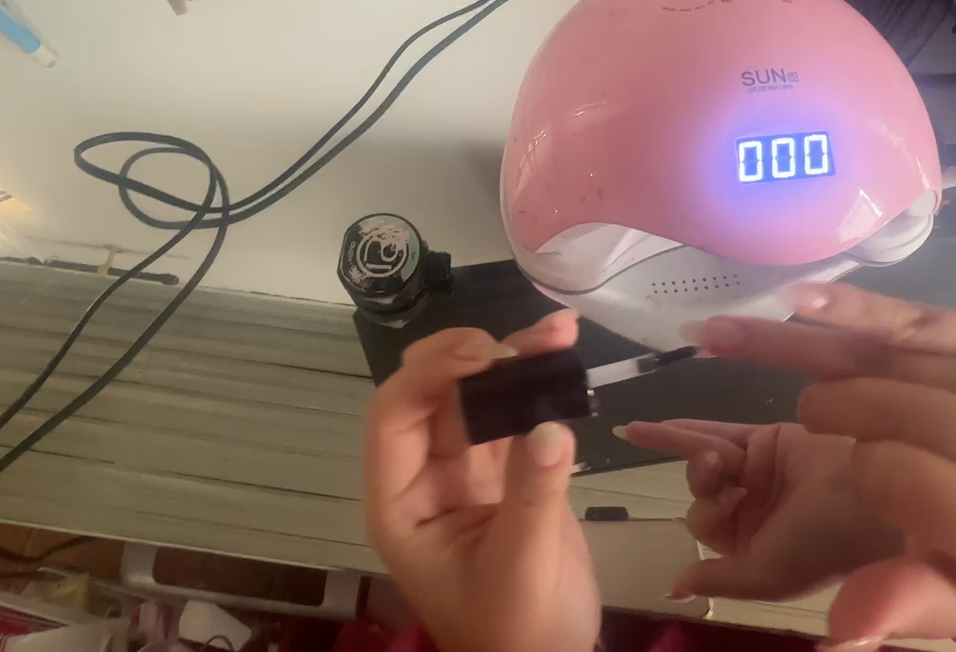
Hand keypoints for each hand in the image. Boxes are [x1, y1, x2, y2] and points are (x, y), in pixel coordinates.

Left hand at [363, 312, 597, 651]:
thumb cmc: (517, 633)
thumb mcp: (519, 572)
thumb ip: (532, 497)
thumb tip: (551, 426)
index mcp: (401, 500)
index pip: (393, 416)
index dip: (431, 375)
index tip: (485, 355)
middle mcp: (425, 470)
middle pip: (431, 388)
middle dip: (471, 354)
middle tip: (517, 344)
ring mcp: (465, 461)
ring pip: (475, 388)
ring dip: (512, 356)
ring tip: (557, 332)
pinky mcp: (504, 460)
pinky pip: (513, 406)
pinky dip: (536, 377)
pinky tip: (562, 348)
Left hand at [618, 419, 901, 601]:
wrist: (873, 490)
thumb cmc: (822, 543)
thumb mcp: (769, 575)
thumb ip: (721, 579)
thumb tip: (674, 586)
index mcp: (751, 546)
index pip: (705, 524)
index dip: (709, 509)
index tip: (734, 498)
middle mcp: (751, 510)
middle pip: (702, 489)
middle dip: (704, 479)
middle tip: (726, 472)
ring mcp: (756, 472)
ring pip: (707, 458)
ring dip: (698, 453)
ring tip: (712, 453)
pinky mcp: (764, 439)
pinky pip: (716, 431)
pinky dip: (684, 430)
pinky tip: (649, 429)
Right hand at [666, 284, 955, 646]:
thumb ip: (902, 605)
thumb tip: (834, 633)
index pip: (904, 477)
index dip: (864, 472)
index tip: (862, 476)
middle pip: (887, 407)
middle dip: (832, 409)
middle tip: (811, 420)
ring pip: (881, 354)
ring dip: (790, 342)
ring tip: (715, 334)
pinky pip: (903, 315)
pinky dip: (844, 307)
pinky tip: (795, 300)